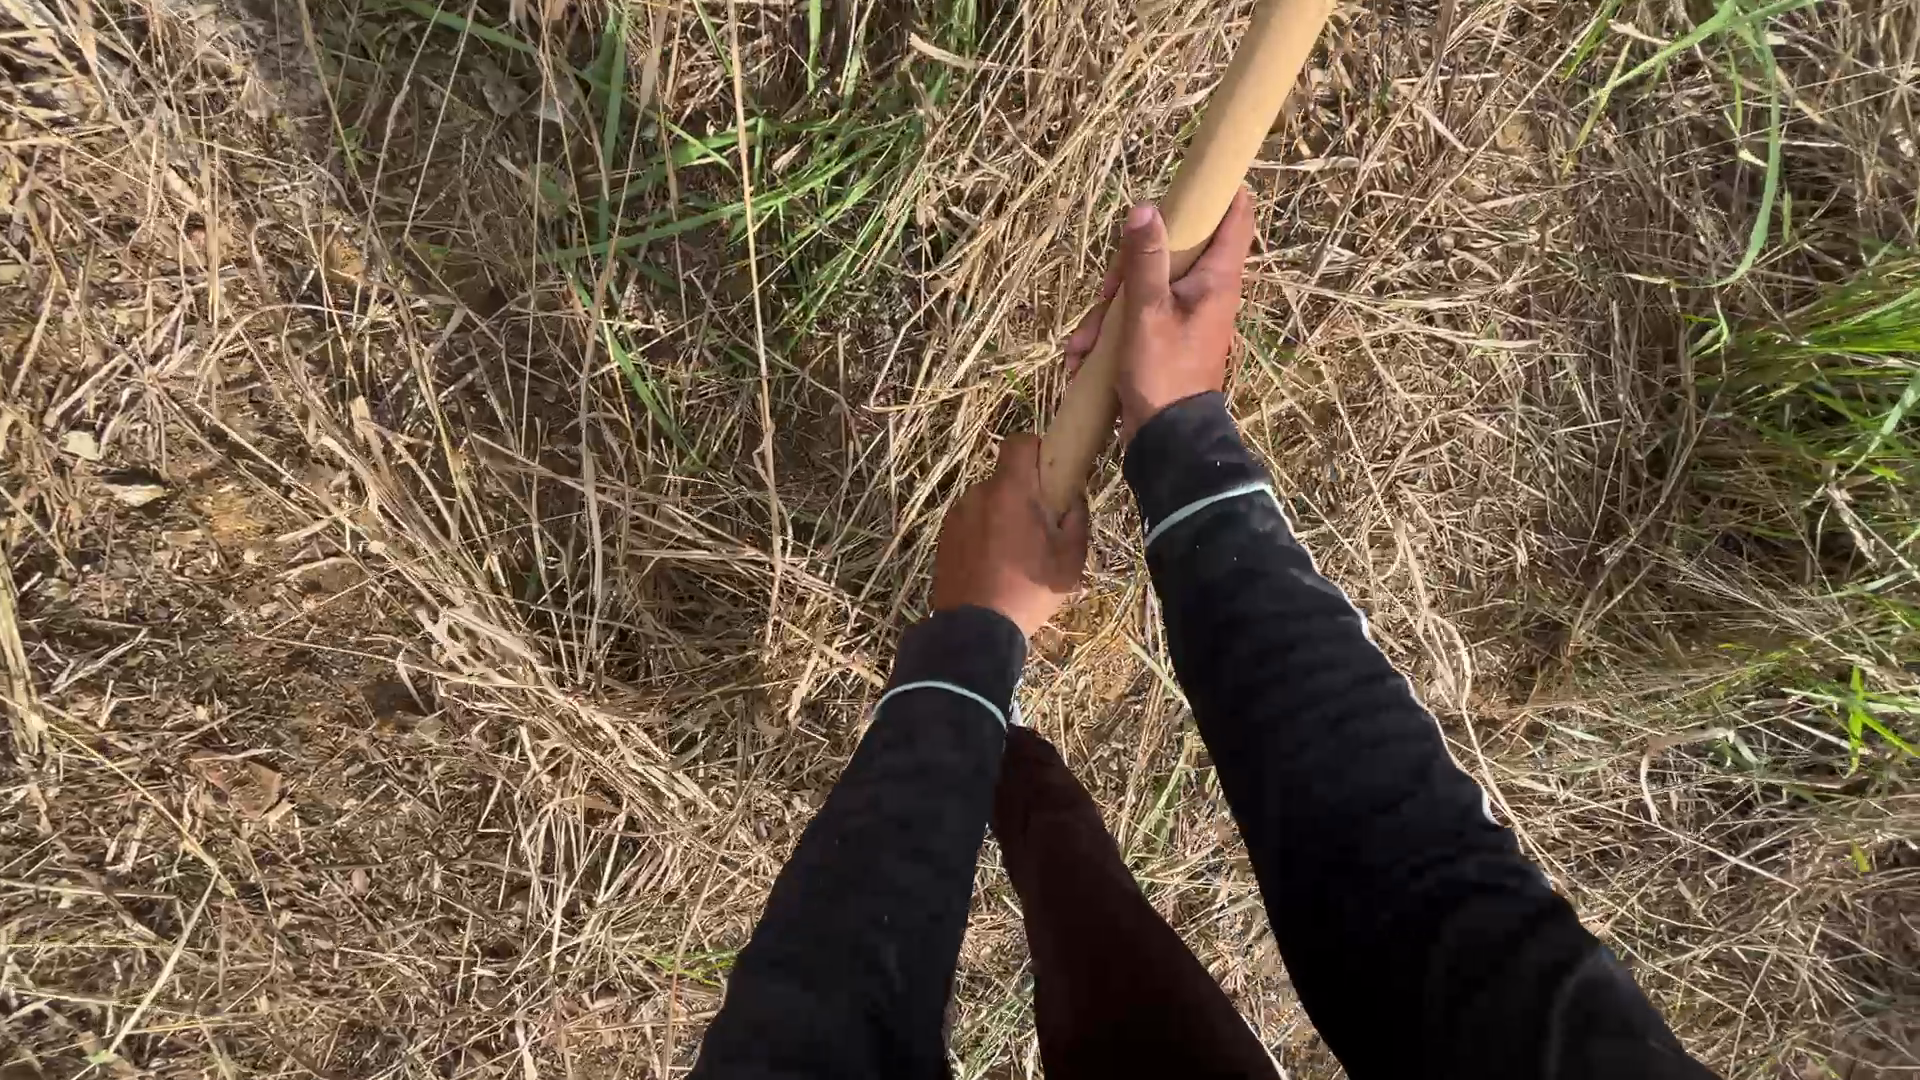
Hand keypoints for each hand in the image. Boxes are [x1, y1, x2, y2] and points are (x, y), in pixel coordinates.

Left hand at [931, 434, 1088, 636]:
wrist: (976, 629)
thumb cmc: (1028, 591)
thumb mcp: (1070, 559)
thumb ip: (1077, 518)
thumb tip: (1073, 497)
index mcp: (1010, 491)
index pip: (1019, 443)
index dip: (1037, 451)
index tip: (1049, 476)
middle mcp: (978, 495)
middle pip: (1005, 478)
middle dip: (1023, 494)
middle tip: (1038, 528)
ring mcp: (956, 516)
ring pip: (987, 502)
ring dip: (1002, 517)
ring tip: (1014, 555)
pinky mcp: (944, 537)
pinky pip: (971, 523)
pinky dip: (983, 534)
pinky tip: (992, 566)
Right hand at [1064, 187, 1256, 444]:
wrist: (1166, 440)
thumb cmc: (1164, 374)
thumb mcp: (1147, 313)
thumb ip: (1145, 261)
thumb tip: (1145, 208)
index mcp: (1217, 278)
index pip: (1235, 213)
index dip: (1214, 192)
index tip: (1180, 187)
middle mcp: (1204, 292)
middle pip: (1167, 253)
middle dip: (1125, 273)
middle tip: (1106, 295)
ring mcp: (1181, 318)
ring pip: (1140, 291)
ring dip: (1104, 317)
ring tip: (1083, 347)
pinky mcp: (1160, 342)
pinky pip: (1131, 323)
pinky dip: (1105, 340)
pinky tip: (1082, 362)